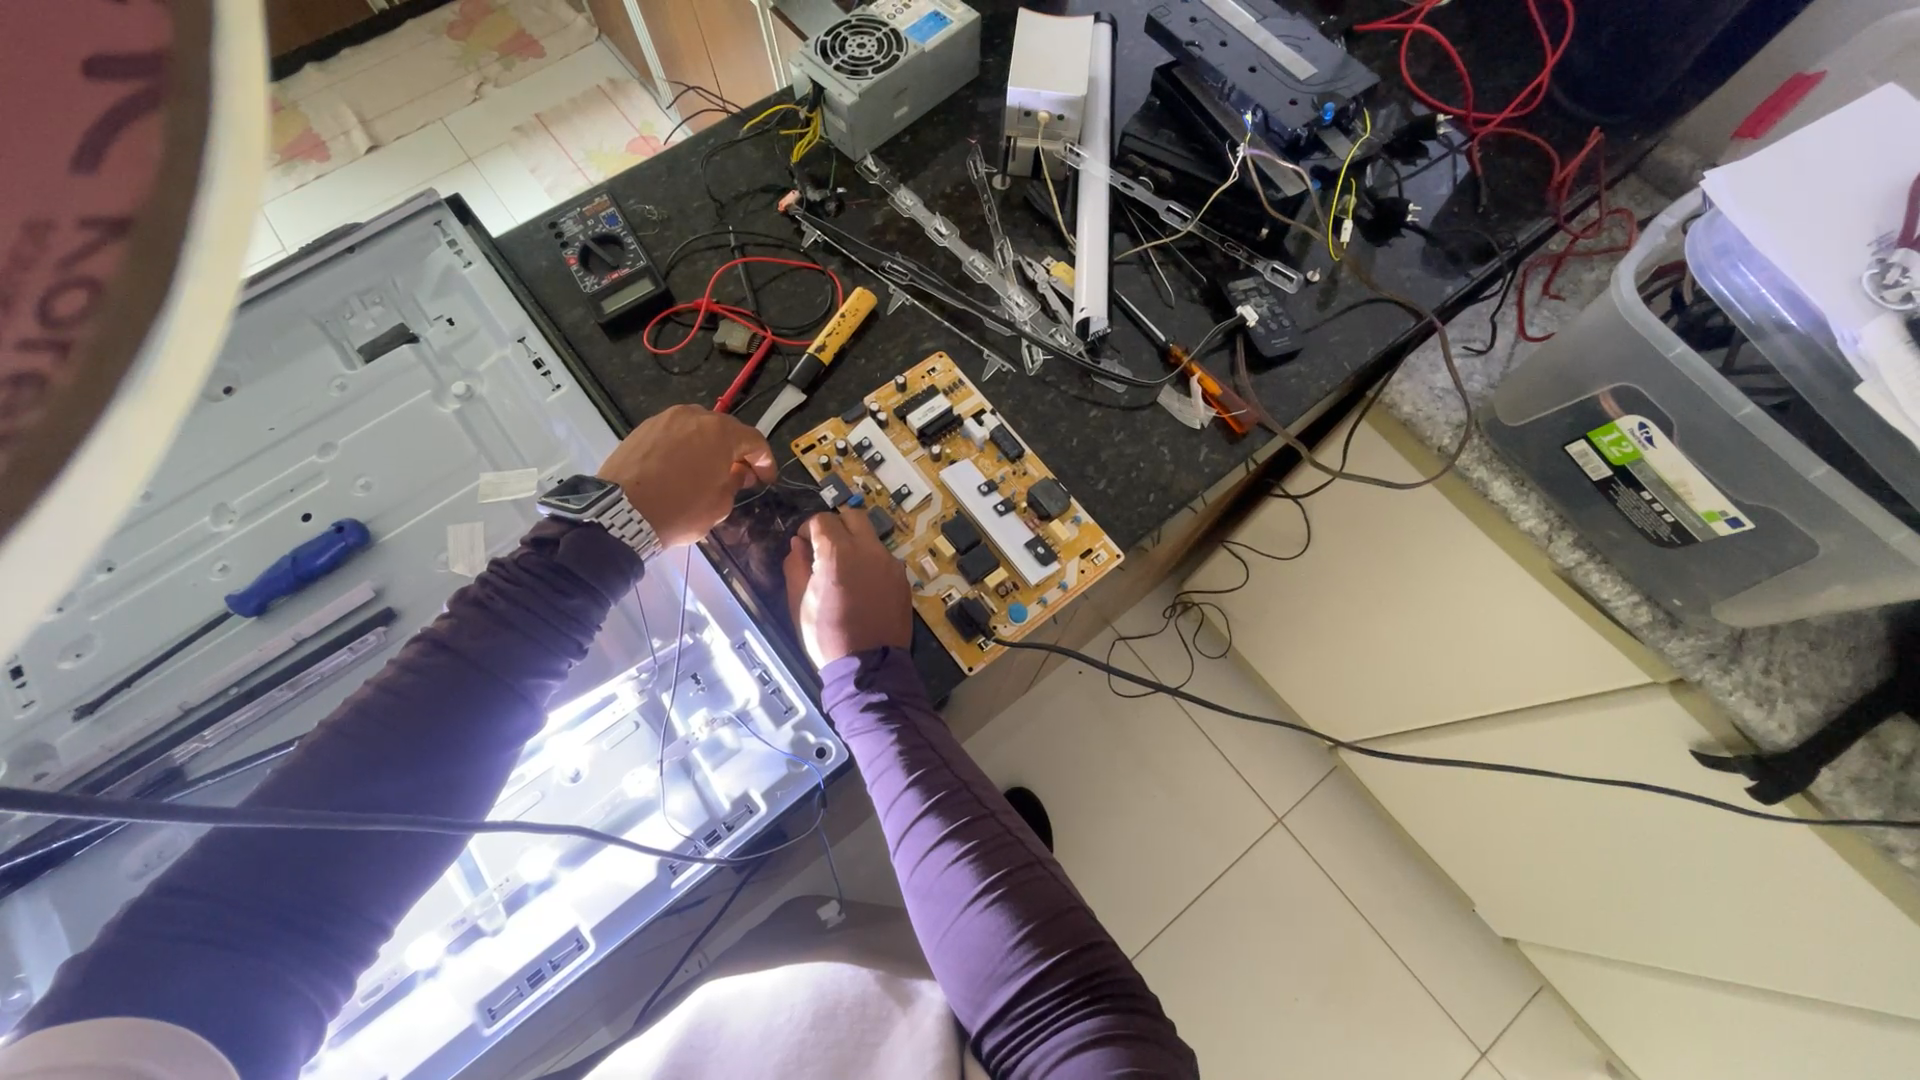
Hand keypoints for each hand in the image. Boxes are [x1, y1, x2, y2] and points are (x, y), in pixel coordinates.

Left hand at [597, 405, 775, 546]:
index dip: (765, 460)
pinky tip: (681, 467)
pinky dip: (684, 447)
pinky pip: (674, 434)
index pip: (754, 441)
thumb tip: (737, 472)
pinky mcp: (643, 429)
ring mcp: (666, 419)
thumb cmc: (680, 509)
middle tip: (740, 474)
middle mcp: (695, 416)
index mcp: (721, 432)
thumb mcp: (720, 504)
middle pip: (726, 429)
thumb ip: (735, 482)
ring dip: (709, 445)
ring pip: (698, 428)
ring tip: (708, 468)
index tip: (766, 478)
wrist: (621, 513)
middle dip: (737, 451)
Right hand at [783, 506, 911, 666]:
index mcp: (838, 553)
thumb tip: (797, 545)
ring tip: (846, 571)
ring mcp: (890, 564)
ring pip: (871, 538)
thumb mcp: (800, 603)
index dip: (809, 528)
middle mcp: (868, 550)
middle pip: (853, 516)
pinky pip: (885, 559)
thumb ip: (796, 567)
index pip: (822, 519)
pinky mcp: (903, 579)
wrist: (868, 667)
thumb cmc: (827, 637)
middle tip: (826, 547)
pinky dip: (872, 563)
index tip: (804, 542)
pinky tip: (864, 587)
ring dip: (856, 544)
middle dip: (837, 525)